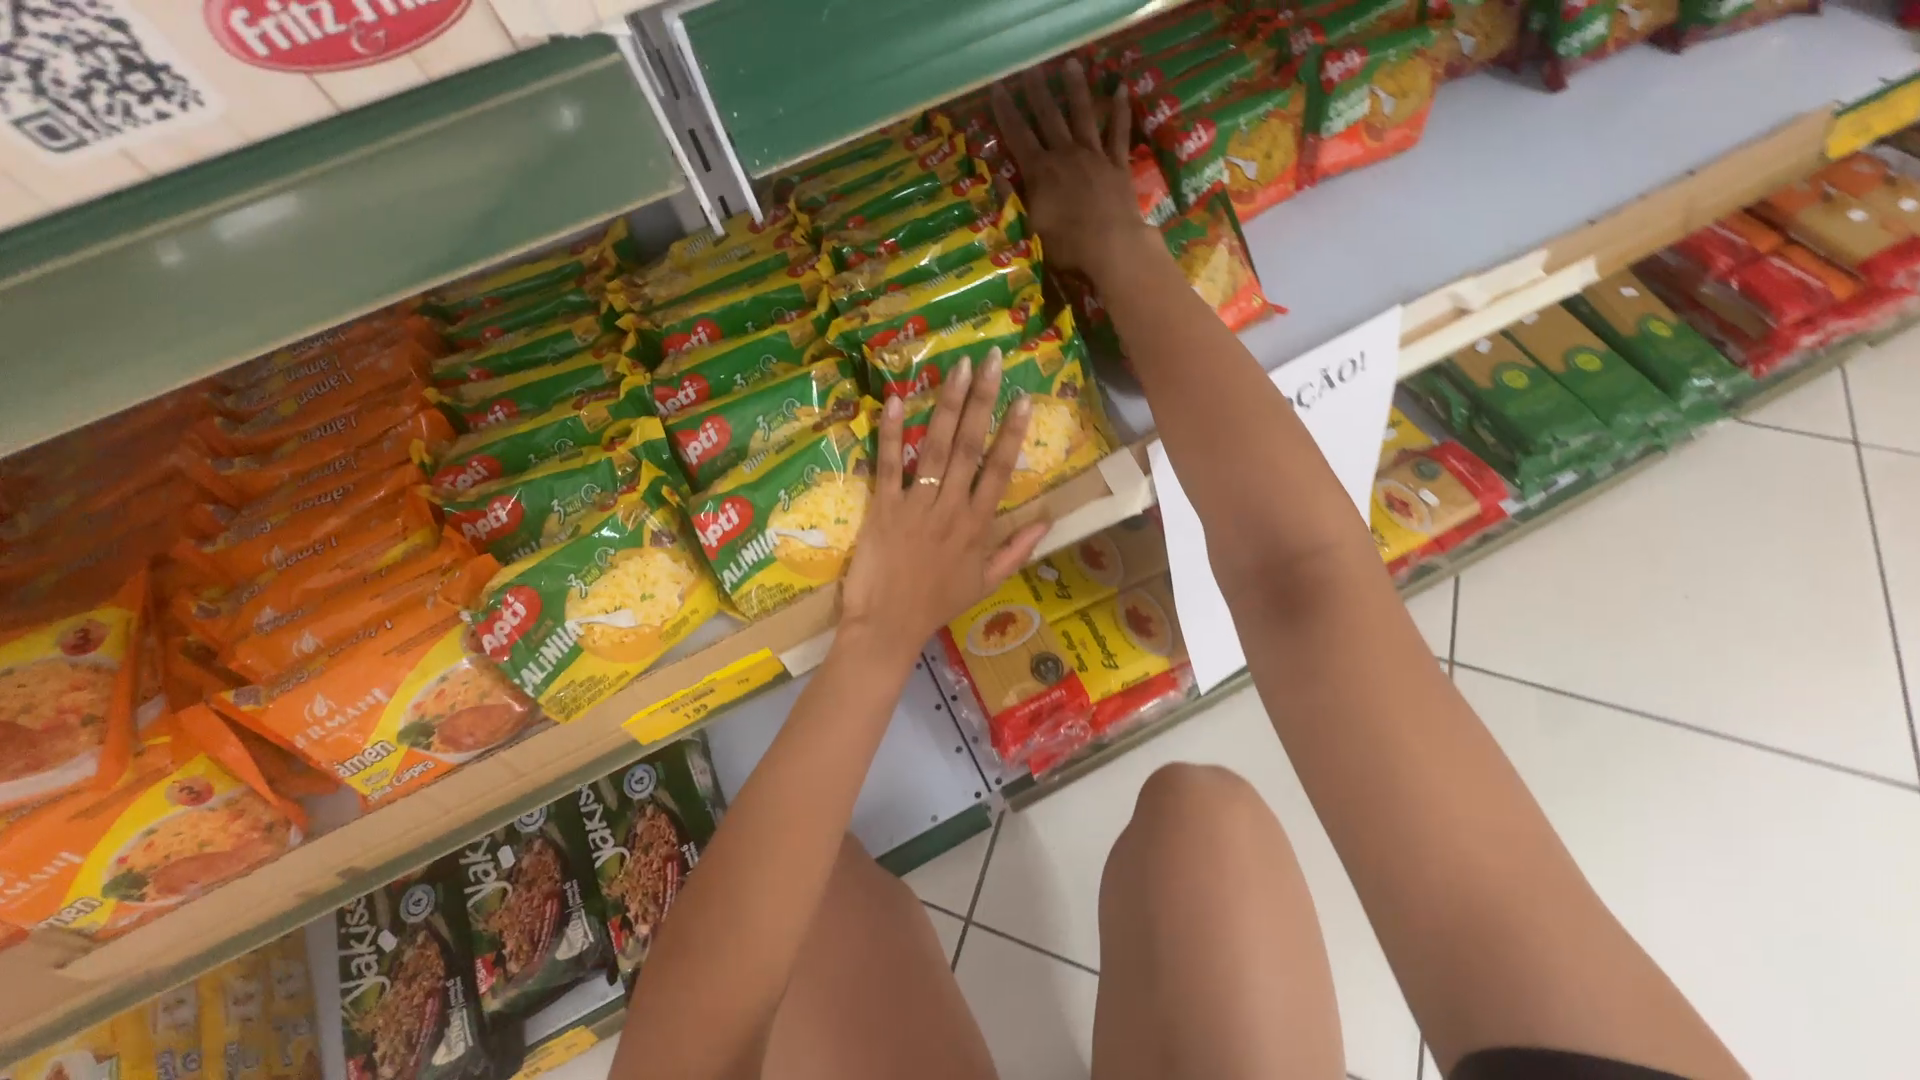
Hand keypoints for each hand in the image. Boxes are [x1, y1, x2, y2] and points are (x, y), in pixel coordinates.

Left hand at [838, 349, 1049, 664]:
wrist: (888, 627)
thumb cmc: (936, 606)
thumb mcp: (986, 583)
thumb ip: (1017, 550)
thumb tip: (1047, 520)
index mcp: (978, 525)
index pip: (1000, 470)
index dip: (1012, 432)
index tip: (1023, 398)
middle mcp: (951, 508)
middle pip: (970, 447)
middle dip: (983, 401)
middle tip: (991, 360)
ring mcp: (916, 506)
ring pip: (936, 448)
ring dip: (948, 406)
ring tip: (957, 369)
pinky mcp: (882, 508)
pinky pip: (888, 465)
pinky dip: (892, 433)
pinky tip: (898, 400)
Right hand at [991, 59, 1158, 275]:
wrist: (1111, 249)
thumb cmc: (1066, 246)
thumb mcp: (1030, 228)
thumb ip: (1014, 200)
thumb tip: (997, 179)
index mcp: (1040, 171)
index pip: (1017, 135)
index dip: (1006, 111)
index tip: (998, 87)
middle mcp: (1065, 155)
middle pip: (1049, 117)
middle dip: (1038, 91)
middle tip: (1031, 67)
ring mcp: (1094, 157)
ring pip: (1083, 115)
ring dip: (1076, 89)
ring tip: (1071, 63)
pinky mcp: (1118, 165)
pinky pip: (1119, 133)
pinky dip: (1120, 111)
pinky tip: (1121, 90)